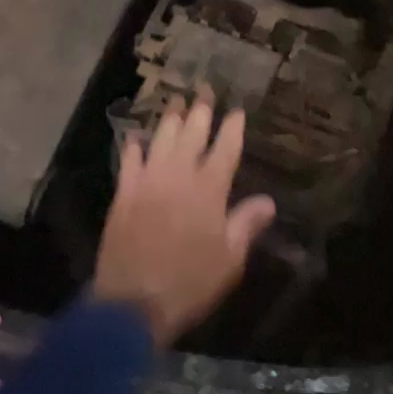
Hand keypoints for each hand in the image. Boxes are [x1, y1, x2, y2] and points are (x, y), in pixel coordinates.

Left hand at [92, 99, 276, 344]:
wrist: (132, 304)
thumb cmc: (189, 283)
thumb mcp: (229, 260)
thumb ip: (246, 225)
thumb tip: (268, 201)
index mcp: (210, 190)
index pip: (226, 147)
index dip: (232, 127)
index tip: (237, 110)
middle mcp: (180, 176)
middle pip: (192, 133)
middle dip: (201, 109)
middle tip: (204, 88)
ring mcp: (149, 182)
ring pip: (161, 138)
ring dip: (170, 117)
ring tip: (175, 99)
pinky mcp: (123, 194)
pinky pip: (130, 161)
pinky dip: (134, 146)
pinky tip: (137, 136)